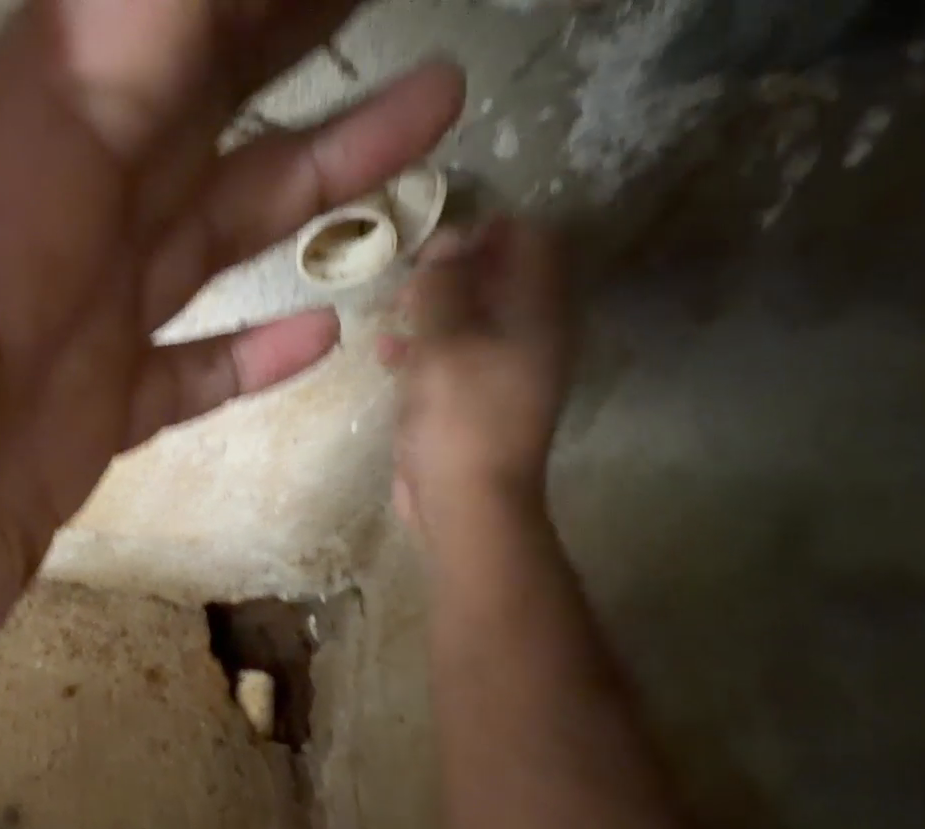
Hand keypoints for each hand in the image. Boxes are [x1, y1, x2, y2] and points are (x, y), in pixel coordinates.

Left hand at [0, 0, 464, 814]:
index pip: (94, 18)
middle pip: (163, 87)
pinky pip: (166, 378)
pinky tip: (318, 328)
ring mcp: (33, 359)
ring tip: (422, 107)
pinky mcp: (52, 455)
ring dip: (298, 170)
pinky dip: (238, 352)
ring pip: (189, 223)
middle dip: (270, 21)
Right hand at [381, 218, 571, 538]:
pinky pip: (449, 354)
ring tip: (391, 307)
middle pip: (499, 276)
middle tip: (407, 275)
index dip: (487, 229)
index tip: (434, 239)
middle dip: (452, 267)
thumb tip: (446, 240)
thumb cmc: (459, 419)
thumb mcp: (445, 344)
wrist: (464, 501)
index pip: (531, 241)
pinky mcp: (470, 396)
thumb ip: (444, 287)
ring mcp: (500, 368)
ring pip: (469, 314)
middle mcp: (528, 334)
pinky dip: (421, 345)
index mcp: (538, 314)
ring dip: (432, 305)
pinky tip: (386, 350)